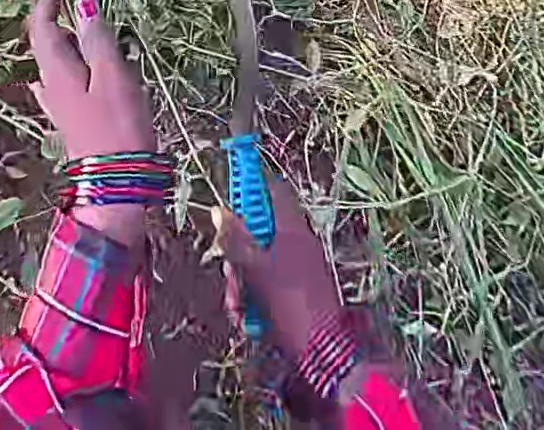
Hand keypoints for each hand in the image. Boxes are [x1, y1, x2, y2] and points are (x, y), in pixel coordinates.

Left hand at [25, 0, 156, 243]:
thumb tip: (83, 4)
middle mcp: (52, 84)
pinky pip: (71, 79)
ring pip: (60, 60)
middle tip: (89, 2)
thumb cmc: (118, 128)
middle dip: (63, 16)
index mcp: (57, 70)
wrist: (118, 187)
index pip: (42, 24)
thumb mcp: (112, 76)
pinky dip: (82, 63)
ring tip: (104, 33)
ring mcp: (61, 103)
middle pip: (48, 40)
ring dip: (76, 40)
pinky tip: (94, 69)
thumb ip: (97, 38)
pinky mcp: (74, 117)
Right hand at [214, 176, 342, 358]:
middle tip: (229, 272)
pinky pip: (268, 282)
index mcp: (291, 227)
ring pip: (259, 260)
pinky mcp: (298, 291)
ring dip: (242, 280)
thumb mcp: (254, 268)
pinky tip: (247, 317)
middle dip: (237, 251)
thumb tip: (218, 209)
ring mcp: (299, 266)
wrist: (324, 356)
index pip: (272, 190)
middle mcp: (297, 241)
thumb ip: (234, 237)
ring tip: (237, 304)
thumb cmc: (289, 303)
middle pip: (258, 230)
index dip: (250, 187)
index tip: (230, 198)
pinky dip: (254, 296)